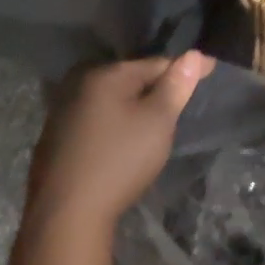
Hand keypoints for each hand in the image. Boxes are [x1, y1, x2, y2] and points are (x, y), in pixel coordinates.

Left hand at [29, 52, 215, 222]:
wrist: (68, 211)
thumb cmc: (120, 160)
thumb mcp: (157, 121)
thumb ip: (176, 86)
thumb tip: (194, 54)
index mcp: (105, 74)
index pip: (156, 63)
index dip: (184, 71)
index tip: (209, 73)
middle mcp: (78, 83)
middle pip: (130, 78)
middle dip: (156, 88)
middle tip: (179, 107)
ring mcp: (62, 110)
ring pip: (111, 99)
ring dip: (133, 106)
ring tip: (154, 125)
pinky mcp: (55, 135)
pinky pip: (95, 117)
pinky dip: (114, 122)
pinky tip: (122, 142)